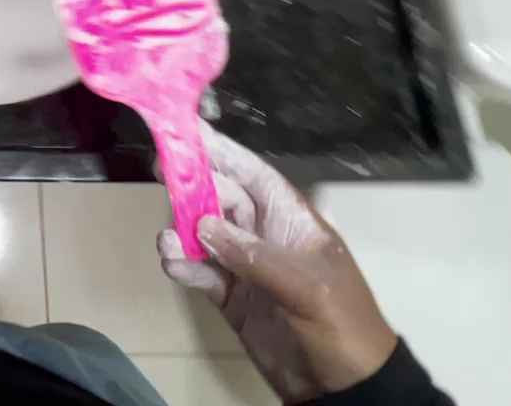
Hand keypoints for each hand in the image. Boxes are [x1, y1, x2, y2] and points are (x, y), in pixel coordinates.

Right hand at [156, 126, 395, 402]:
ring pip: (198, 229)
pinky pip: (196, 267)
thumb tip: (203, 226)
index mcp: (288, 217)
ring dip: (179, 230)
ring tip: (169, 244)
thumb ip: (255, 255)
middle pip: (216, 194)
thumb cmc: (344, 327)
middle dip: (189, 186)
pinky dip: (181, 264)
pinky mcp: (227, 292)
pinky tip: (176, 267)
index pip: (249, 172)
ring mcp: (242, 262)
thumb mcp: (309, 287)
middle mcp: (261, 232)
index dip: (219, 149)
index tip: (184, 130)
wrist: (348, 394)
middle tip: (162, 178)